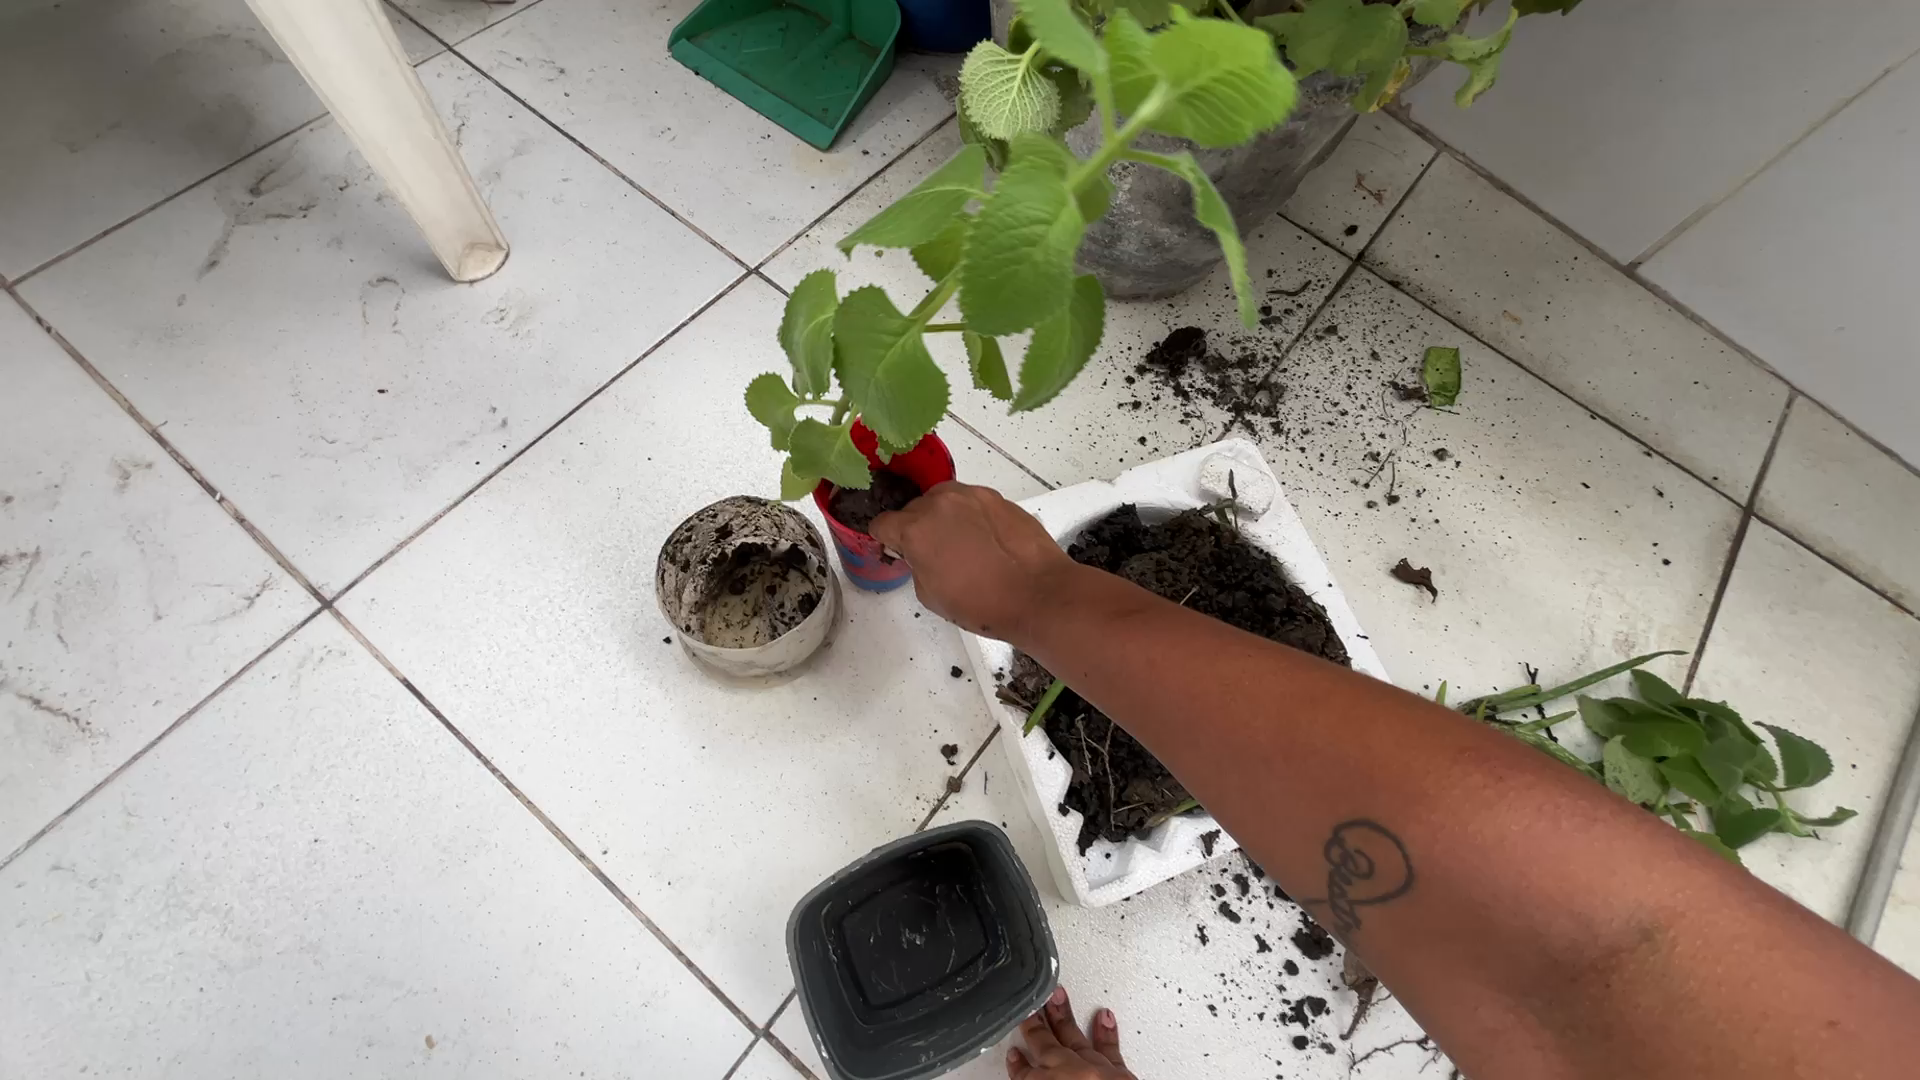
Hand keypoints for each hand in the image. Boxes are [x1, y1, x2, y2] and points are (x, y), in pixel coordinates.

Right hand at [869, 482, 1075, 641]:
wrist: (1037, 594)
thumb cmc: (980, 604)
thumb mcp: (930, 595)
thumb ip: (915, 564)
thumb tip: (920, 553)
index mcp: (916, 528)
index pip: (883, 523)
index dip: (886, 540)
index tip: (897, 551)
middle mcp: (940, 502)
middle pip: (913, 509)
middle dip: (916, 528)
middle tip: (934, 554)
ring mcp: (973, 495)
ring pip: (944, 500)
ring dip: (944, 517)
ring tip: (962, 545)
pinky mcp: (999, 498)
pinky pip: (972, 503)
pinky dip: (972, 517)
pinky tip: (987, 542)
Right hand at [1006, 986, 1134, 1079]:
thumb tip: (1034, 1074)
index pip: (1025, 1075)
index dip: (1018, 1066)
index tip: (1014, 1055)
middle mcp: (1070, 1072)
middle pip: (1046, 1045)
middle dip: (1035, 1026)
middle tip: (1028, 1008)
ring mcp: (1097, 1070)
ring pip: (1076, 1038)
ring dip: (1065, 1017)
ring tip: (1058, 995)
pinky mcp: (1122, 1075)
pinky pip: (1111, 1051)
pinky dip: (1106, 1033)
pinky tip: (1104, 1016)